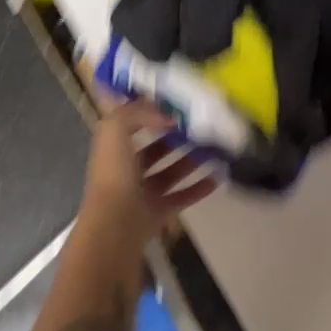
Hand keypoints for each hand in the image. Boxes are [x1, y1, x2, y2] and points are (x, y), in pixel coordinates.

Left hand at [80, 100, 219, 245]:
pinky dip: (199, 188)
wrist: (114, 224)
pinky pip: (183, 197)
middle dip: (175, 139)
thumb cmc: (114, 172)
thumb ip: (138, 112)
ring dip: (191, 161)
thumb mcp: (115, 129)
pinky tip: (217, 176)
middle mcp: (128, 170)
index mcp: (114, 150)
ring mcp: (144, 193)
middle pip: (155, 151)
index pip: (132, 126)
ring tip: (213, 148)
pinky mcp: (159, 212)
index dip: (150, 115)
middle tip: (200, 127)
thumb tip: (167, 116)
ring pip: (171, 173)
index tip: (176, 106)